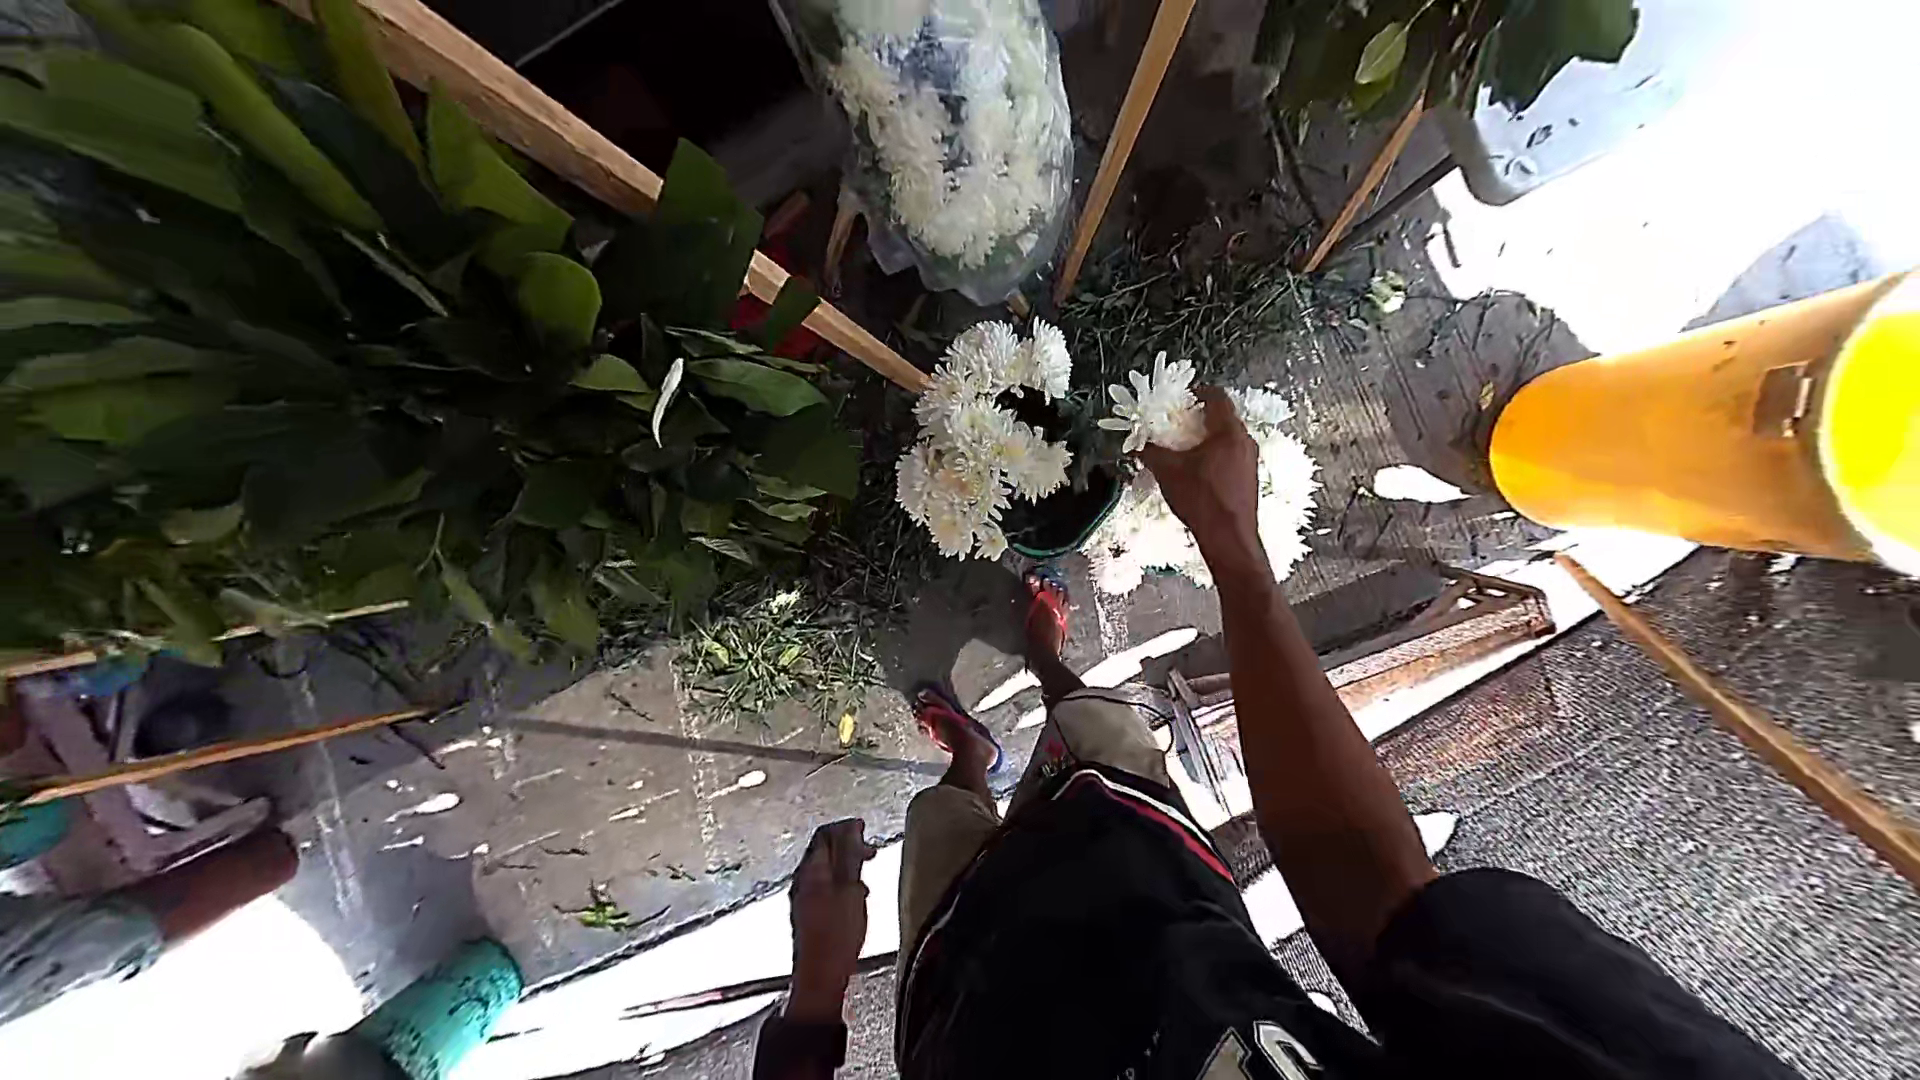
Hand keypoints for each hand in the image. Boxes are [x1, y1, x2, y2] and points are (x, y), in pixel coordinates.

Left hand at [786, 818, 874, 1022]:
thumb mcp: (851, 888)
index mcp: (810, 871)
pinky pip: (824, 885)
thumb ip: (850, 855)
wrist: (820, 979)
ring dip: (845, 864)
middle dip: (847, 846)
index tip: (864, 829)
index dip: (846, 828)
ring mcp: (802, 898)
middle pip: (823, 850)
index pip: (825, 834)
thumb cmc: (836, 934)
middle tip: (868, 850)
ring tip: (864, 871)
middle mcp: (801, 881)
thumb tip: (851, 829)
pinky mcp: (807, 914)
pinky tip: (854, 894)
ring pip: (825, 868)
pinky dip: (841, 881)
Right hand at [1140, 386, 1265, 568]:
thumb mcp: (1168, 471)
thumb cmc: (1201, 500)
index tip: (1181, 397)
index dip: (1197, 392)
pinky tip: (1195, 469)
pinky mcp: (1248, 478)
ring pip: (1226, 438)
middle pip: (1222, 417)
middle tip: (1175, 424)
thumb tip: (1139, 445)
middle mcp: (1244, 442)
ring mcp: (1250, 460)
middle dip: (1196, 418)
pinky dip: (1213, 454)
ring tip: (1182, 448)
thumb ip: (1151, 452)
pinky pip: (1230, 455)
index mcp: (1228, 432)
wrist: (1228, 536)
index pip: (1217, 397)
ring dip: (1205, 438)